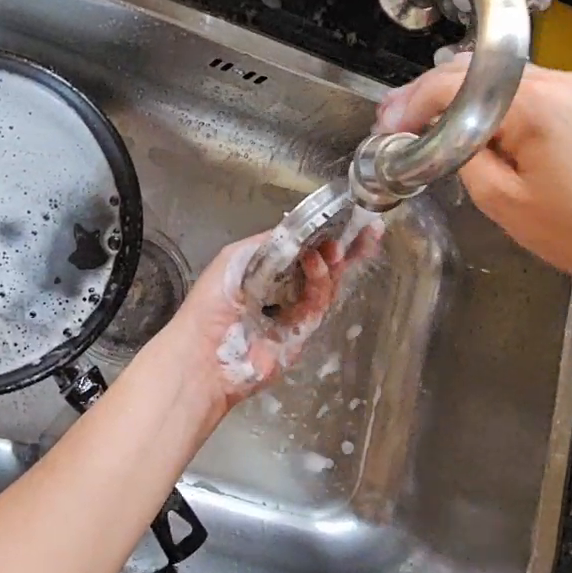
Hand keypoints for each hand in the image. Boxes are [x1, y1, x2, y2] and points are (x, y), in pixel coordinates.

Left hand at [148, 230, 377, 413]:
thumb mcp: (234, 259)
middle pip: (322, 265)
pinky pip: (318, 302)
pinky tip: (316, 262)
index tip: (346, 219)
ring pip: (325, 282)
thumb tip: (299, 230)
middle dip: (344, 248)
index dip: (322, 234)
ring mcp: (295, 310)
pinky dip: (320, 281)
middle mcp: (283, 287)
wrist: (205, 354)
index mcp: (265, 268)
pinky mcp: (302, 331)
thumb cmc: (211, 302)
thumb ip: (268, 244)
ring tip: (334, 246)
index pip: (300, 248)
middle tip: (366, 231)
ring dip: (333, 262)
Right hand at [376, 54, 571, 307]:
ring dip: (456, 95)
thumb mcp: (497, 197)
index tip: (387, 125)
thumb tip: (435, 133)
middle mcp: (559, 83)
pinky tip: (467, 122)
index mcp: (537, 105)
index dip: (412, 102)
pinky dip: (487, 100)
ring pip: (495, 75)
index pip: (455, 85)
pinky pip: (520, 87)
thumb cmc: (571, 232)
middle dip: (429, 93)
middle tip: (396, 119)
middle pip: (474, 70)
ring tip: (424, 121)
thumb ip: (459, 154)